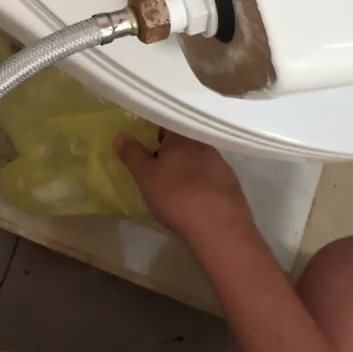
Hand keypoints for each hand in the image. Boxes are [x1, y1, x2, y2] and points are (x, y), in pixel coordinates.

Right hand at [115, 130, 256, 248]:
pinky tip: (195, 198)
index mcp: (182, 138)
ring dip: (187, 166)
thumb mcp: (145, 177)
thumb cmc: (177, 197)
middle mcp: (204, 145)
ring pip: (198, 159)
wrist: (220, 229)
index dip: (155, 129)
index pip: (167, 122)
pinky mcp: (232, 184)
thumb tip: (120, 135)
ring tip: (175, 184)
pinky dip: (201, 182)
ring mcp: (221, 165)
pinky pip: (211, 176)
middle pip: (184, 141)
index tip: (146, 141)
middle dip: (170, 150)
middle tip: (156, 166)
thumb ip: (132, 154)